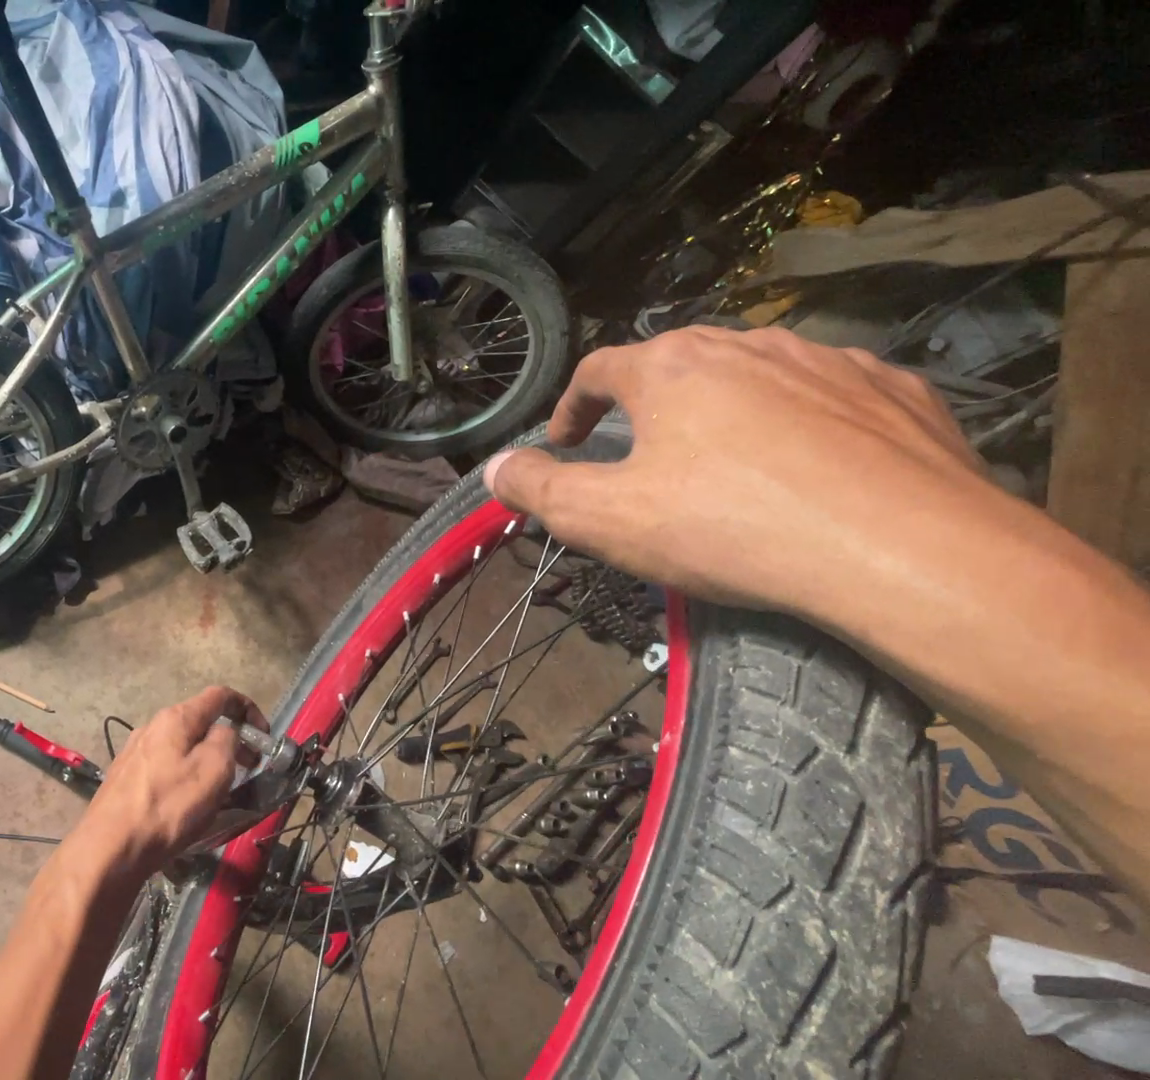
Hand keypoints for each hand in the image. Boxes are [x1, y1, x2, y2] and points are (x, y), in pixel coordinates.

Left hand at [71, 686, 266, 876]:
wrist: (110, 847)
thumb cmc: (169, 806)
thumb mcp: (214, 770)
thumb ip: (227, 741)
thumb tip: (226, 733)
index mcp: (175, 718)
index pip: (220, 695)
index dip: (248, 708)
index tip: (264, 735)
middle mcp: (152, 726)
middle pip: (200, 721)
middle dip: (230, 740)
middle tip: (248, 769)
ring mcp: (135, 752)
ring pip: (183, 746)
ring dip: (208, 760)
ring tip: (220, 791)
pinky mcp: (126, 777)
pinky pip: (166, 767)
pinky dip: (186, 776)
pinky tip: (187, 805)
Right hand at [483, 326, 991, 616]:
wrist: (905, 551)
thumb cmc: (729, 527)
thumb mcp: (605, 518)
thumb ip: (539, 488)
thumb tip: (495, 467)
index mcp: (671, 368)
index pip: (598, 370)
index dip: (572, 407)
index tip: (565, 442)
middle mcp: (746, 344)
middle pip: (676, 364)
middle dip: (647, 405)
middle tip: (640, 454)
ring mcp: (828, 361)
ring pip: (753, 374)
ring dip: (724, 409)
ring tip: (725, 462)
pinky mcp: (895, 391)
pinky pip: (826, 396)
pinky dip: (800, 421)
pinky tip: (808, 467)